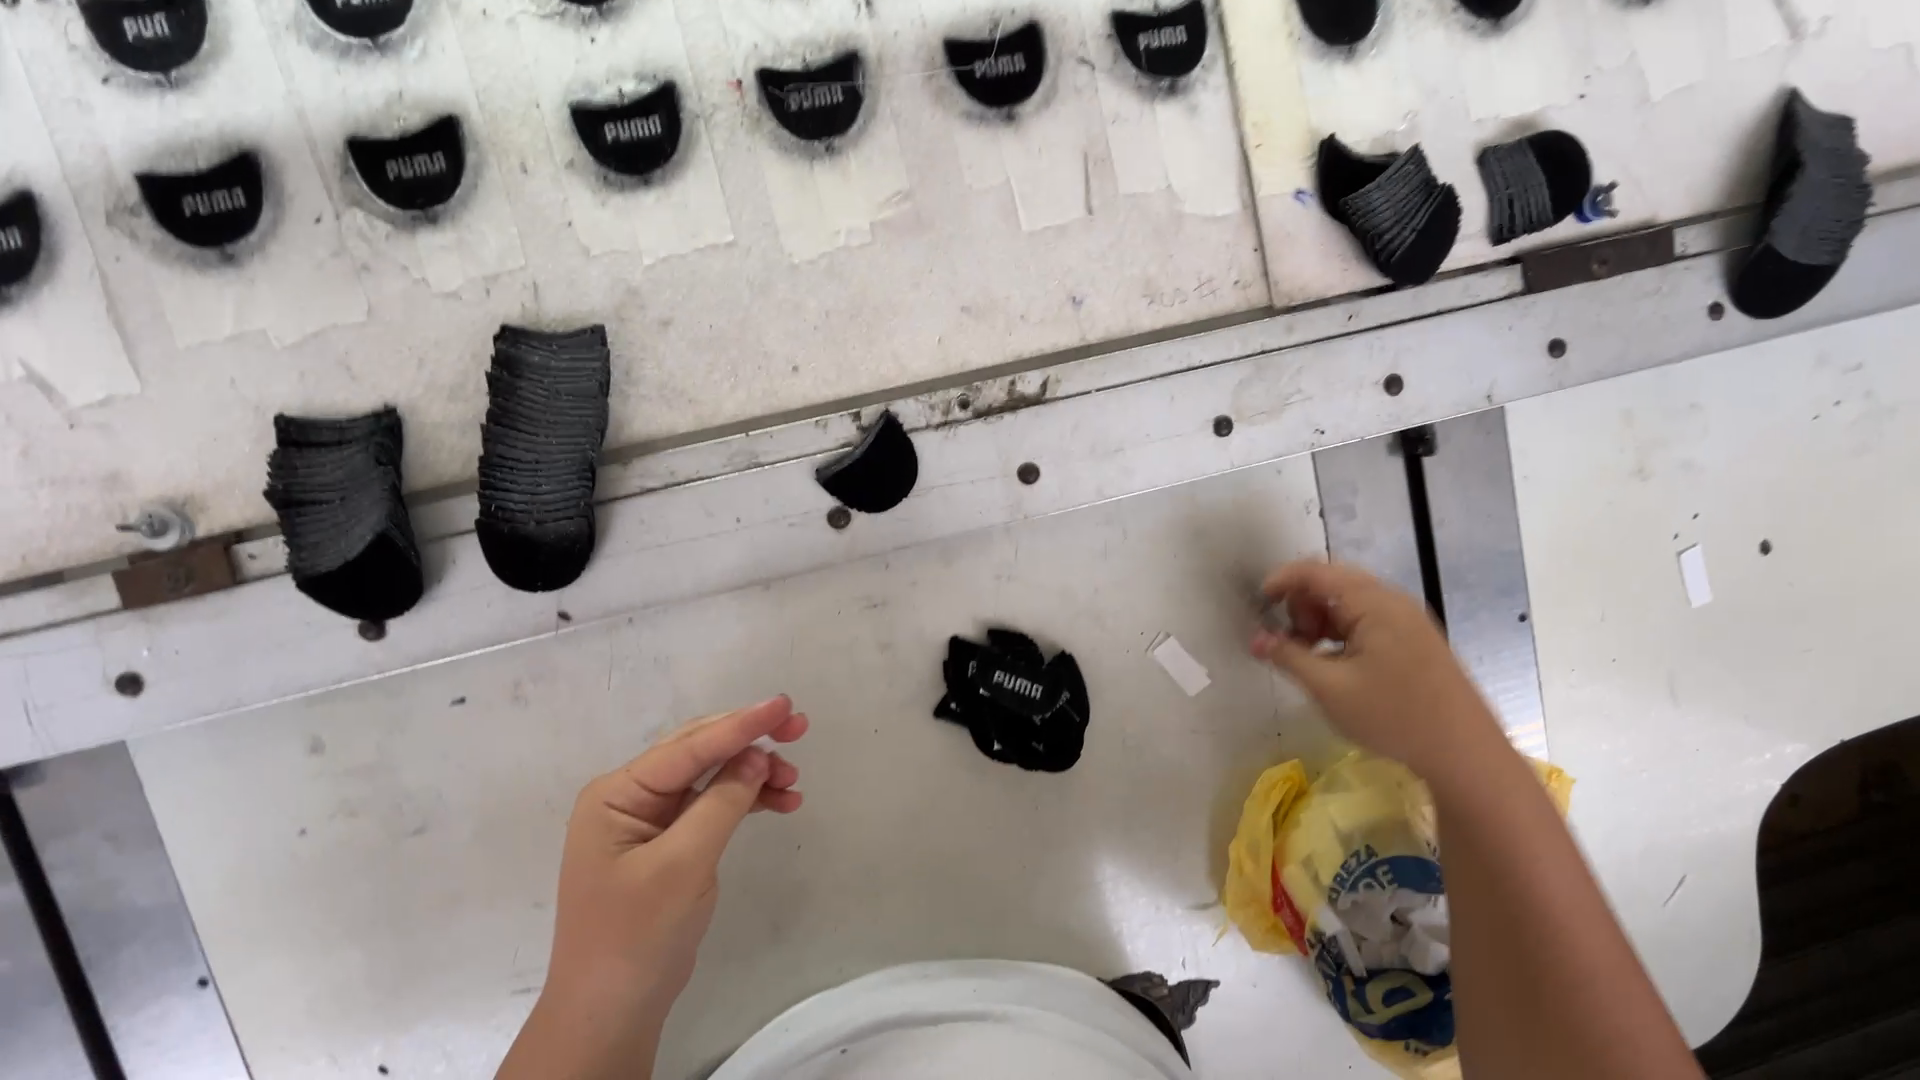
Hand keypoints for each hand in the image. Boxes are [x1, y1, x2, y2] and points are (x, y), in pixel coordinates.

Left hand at [498, 696, 807, 1079]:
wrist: (611, 1011)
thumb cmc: (636, 935)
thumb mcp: (682, 865)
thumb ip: (721, 803)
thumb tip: (757, 757)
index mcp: (617, 794)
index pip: (689, 746)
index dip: (740, 723)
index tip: (784, 704)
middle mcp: (630, 798)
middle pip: (699, 752)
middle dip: (749, 739)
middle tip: (799, 727)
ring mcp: (648, 822)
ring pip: (711, 778)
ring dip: (752, 774)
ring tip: (795, 780)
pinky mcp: (668, 845)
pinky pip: (712, 806)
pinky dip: (746, 802)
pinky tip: (782, 803)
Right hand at [1251, 560, 1503, 779]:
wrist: (1464, 752)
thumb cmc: (1393, 716)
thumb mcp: (1329, 688)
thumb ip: (1288, 656)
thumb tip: (1256, 639)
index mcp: (1373, 603)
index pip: (1316, 571)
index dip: (1281, 581)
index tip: (1257, 606)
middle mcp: (1392, 601)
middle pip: (1332, 582)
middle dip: (1301, 606)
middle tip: (1290, 643)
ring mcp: (1407, 619)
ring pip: (1348, 602)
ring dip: (1320, 621)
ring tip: (1310, 658)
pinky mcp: (1414, 639)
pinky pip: (1366, 619)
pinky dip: (1341, 632)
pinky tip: (1335, 665)